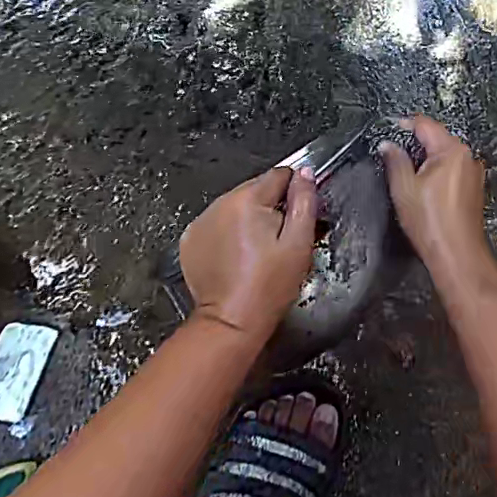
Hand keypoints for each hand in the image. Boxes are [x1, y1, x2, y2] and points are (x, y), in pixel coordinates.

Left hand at [179, 166, 318, 339]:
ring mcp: (202, 221)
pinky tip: (238, 256)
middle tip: (279, 240)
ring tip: (258, 251)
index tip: (297, 216)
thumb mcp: (299, 243)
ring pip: (237, 206)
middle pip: (256, 189)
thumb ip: (304, 202)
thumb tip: (305, 173)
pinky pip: (218, 223)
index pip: (279, 175)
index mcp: (248, 200)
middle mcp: (220, 203)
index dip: (293, 193)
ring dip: (249, 219)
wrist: (230, 323)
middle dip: (271, 207)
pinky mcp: (191, 239)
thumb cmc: (268, 286)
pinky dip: (229, 233)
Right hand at [378, 116, 490, 277]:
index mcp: (452, 151)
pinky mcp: (473, 187)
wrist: (457, 255)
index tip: (391, 129)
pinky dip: (438, 172)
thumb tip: (388, 146)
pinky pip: (452, 169)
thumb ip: (395, 161)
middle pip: (437, 138)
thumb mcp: (404, 188)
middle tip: (395, 156)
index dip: (405, 125)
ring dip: (427, 159)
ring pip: (445, 155)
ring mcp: (473, 173)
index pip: (426, 124)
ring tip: (409, 176)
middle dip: (416, 144)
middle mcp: (467, 157)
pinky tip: (426, 189)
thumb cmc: (433, 224)